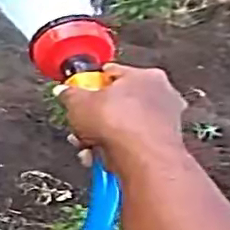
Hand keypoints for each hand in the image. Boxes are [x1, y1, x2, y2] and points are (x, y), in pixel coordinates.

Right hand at [54, 63, 186, 167]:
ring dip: (100, 134)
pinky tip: (100, 154)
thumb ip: (69, 94)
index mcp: (144, 75)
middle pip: (116, 101)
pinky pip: (130, 141)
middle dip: (94, 116)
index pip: (111, 73)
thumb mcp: (77, 102)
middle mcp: (161, 93)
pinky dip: (114, 148)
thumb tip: (64, 91)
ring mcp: (165, 118)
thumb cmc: (118, 122)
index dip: (90, 83)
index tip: (78, 92)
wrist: (140, 156)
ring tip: (86, 144)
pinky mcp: (162, 141)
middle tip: (80, 124)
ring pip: (122, 124)